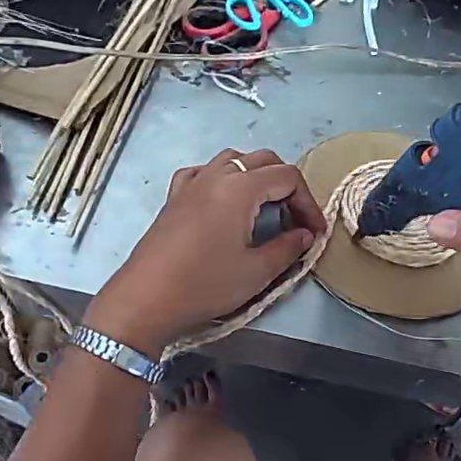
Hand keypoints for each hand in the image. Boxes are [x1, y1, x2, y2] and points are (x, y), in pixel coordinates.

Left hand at [86, 148, 326, 353]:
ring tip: (263, 209)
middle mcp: (215, 176)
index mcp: (239, 188)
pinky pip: (202, 174)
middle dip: (286, 186)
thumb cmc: (204, 285)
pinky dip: (220, 180)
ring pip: (231, 161)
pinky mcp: (173, 199)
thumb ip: (287, 249)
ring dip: (254, 177)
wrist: (146, 299)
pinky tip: (222, 203)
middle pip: (262, 161)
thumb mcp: (256, 272)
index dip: (308, 203)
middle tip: (294, 219)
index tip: (313, 232)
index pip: (288, 177)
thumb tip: (304, 236)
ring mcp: (190, 185)